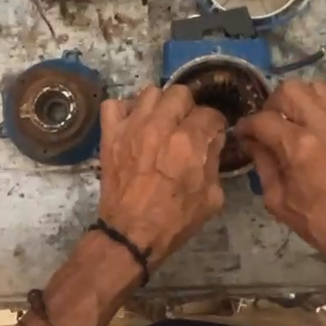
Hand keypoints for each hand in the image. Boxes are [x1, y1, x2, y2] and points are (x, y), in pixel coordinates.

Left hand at [97, 84, 228, 265]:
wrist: (131, 234)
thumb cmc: (174, 220)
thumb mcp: (211, 197)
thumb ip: (214, 161)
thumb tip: (212, 141)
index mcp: (189, 142)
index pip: (210, 113)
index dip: (214, 125)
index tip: (212, 134)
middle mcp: (160, 126)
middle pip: (180, 93)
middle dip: (189, 108)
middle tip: (186, 126)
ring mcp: (132, 127)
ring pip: (150, 92)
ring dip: (160, 105)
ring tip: (161, 122)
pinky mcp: (110, 134)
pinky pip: (114, 104)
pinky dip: (125, 110)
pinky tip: (134, 123)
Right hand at [236, 80, 325, 271]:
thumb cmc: (318, 222)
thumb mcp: (277, 199)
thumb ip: (262, 163)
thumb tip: (251, 140)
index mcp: (299, 147)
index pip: (263, 119)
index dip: (247, 125)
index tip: (243, 133)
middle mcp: (324, 126)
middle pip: (290, 90)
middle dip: (273, 104)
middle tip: (271, 124)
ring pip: (317, 87)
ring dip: (301, 100)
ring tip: (297, 119)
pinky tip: (322, 123)